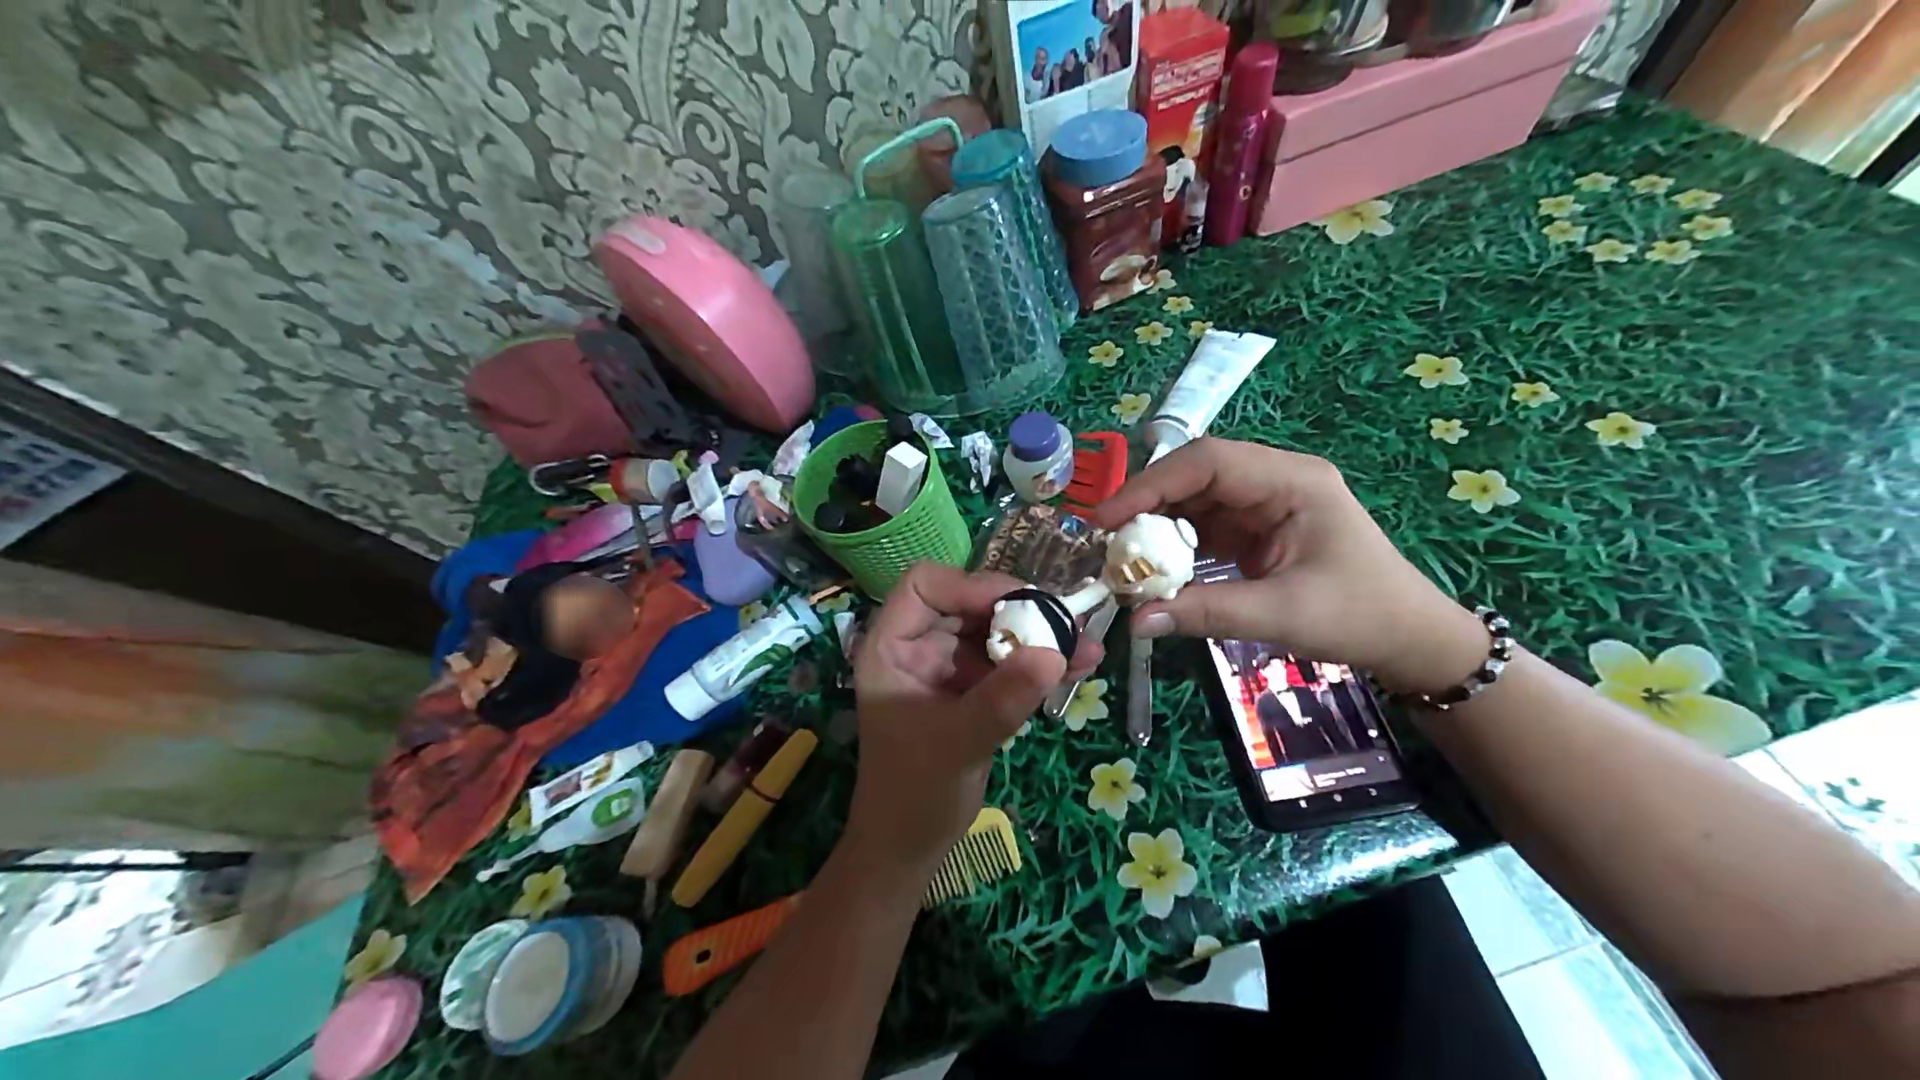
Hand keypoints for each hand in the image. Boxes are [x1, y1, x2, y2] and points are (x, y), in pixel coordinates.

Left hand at [850, 563, 1101, 867]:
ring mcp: (948, 666)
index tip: (1016, 606)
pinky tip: (1081, 665)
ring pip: (995, 629)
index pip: (924, 585)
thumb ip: (1001, 699)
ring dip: (1039, 634)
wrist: (911, 843)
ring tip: (1086, 644)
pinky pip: (1009, 660)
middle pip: (969, 603)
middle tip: (1066, 619)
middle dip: (1018, 609)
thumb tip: (1053, 654)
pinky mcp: (973, 688)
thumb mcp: (958, 743)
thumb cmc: (913, 792)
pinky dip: (1040, 661)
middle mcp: (919, 646)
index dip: (969, 586)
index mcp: (892, 647)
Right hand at [1094, 438, 1486, 694]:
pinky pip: (1202, 526)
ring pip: (1193, 500)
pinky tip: (1153, 567)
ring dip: (1156, 526)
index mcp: (1292, 481)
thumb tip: (1136, 620)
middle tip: (1106, 541)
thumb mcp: (1283, 614)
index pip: (1207, 462)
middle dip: (1147, 505)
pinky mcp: (1255, 529)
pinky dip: (1174, 545)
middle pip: (1194, 476)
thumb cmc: (1360, 616)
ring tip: (1121, 556)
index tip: (1107, 519)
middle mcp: (1274, 481)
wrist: (1408, 638)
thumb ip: (1206, 613)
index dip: (1151, 485)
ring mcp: (1263, 504)